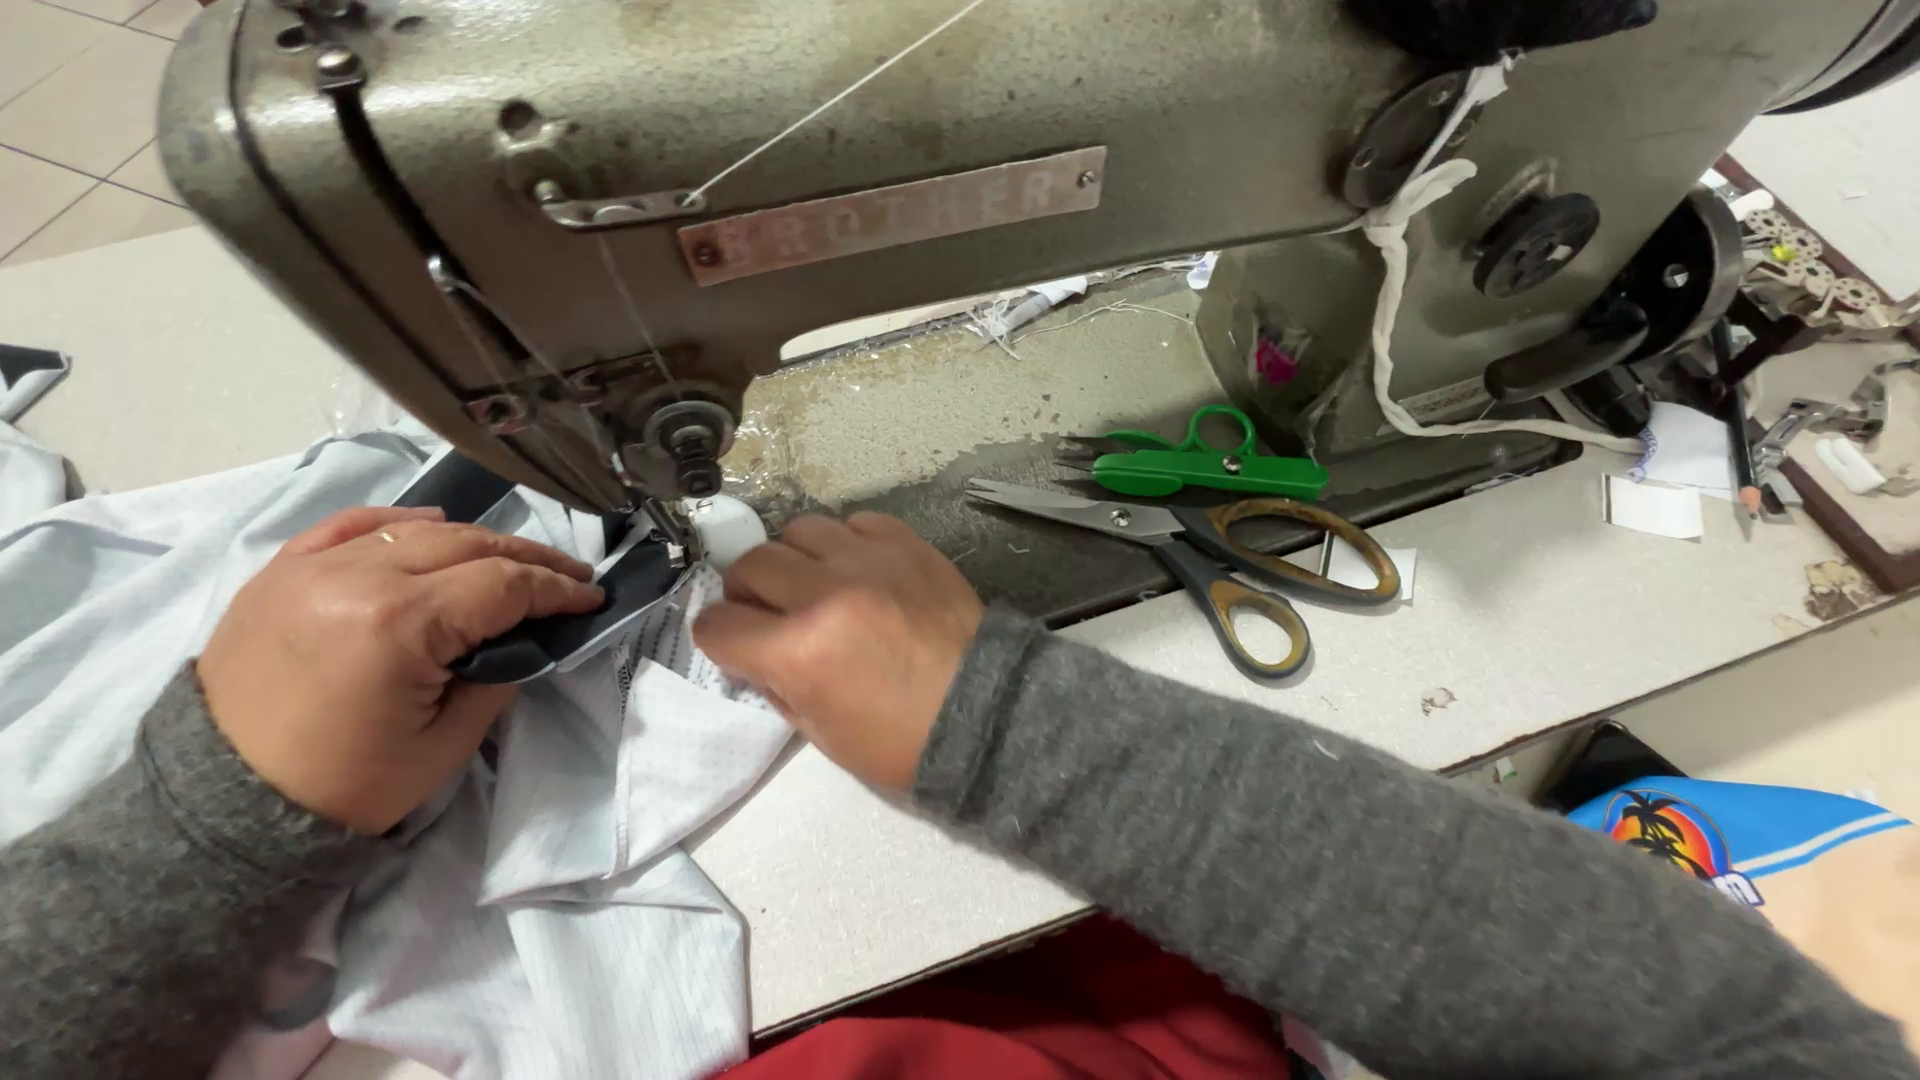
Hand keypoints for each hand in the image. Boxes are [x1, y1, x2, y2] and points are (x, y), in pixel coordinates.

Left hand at [196, 506, 603, 833]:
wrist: (220, 811)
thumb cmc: (348, 786)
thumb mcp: (448, 741)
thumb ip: (497, 673)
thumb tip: (524, 636)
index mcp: (399, 624)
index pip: (504, 585)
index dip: (557, 590)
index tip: (594, 599)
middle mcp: (354, 579)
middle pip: (469, 545)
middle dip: (531, 558)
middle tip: (571, 576)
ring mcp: (308, 569)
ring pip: (418, 532)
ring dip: (478, 542)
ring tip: (515, 558)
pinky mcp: (278, 574)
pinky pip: (349, 527)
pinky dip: (398, 523)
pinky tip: (431, 527)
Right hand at [692, 512, 982, 792]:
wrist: (984, 711)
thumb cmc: (900, 738)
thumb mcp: (820, 731)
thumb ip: (775, 681)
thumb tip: (753, 649)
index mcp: (801, 651)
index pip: (719, 624)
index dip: (718, 638)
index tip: (735, 644)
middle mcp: (827, 593)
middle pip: (751, 565)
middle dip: (748, 593)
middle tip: (771, 613)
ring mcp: (870, 561)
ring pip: (799, 530)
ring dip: (796, 560)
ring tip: (816, 585)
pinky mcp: (907, 543)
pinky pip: (855, 522)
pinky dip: (846, 544)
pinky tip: (860, 570)